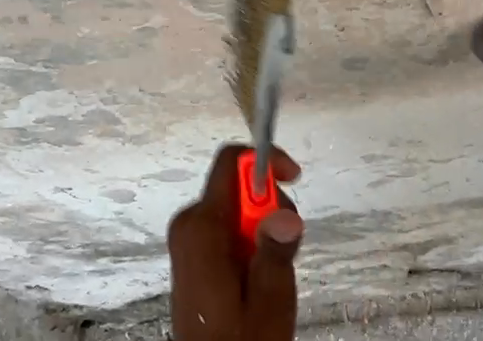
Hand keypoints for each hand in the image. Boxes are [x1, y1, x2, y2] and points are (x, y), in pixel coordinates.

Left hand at [168, 144, 303, 340]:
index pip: (230, 162)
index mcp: (202, 227)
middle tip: (288, 240)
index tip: (293, 178)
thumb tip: (285, 213)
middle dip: (269, 201)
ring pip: (237, 205)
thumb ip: (276, 251)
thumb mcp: (269, 299)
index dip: (264, 159)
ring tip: (273, 266)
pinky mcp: (193, 252)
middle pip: (237, 184)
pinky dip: (250, 236)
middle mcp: (190, 224)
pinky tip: (259, 270)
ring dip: (263, 223)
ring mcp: (189, 238)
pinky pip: (228, 224)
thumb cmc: (242, 340)